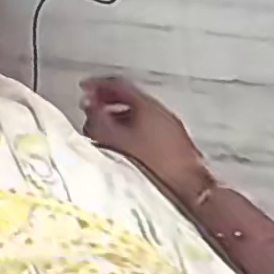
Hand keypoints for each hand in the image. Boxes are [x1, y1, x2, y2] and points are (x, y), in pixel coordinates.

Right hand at [79, 76, 213, 204]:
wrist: (189, 189)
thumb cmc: (153, 162)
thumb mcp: (114, 138)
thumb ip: (96, 118)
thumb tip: (88, 105)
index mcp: (146, 105)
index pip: (118, 84)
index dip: (98, 84)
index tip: (85, 87)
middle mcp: (161, 111)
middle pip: (128, 96)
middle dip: (107, 99)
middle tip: (92, 105)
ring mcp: (171, 126)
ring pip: (138, 111)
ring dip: (118, 113)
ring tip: (104, 125)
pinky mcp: (176, 142)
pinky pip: (148, 124)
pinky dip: (131, 125)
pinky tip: (123, 140)